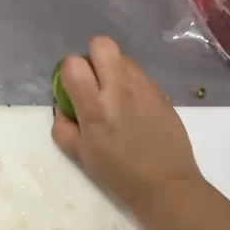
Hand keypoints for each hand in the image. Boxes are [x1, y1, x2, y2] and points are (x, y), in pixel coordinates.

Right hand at [51, 36, 203, 216]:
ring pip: (123, 57)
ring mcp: (144, 88)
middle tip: (95, 80)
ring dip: (114, 68)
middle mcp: (119, 90)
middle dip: (93, 56)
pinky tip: (135, 106)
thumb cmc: (119, 174)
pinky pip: (140, 75)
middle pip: (102, 44)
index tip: (74, 86)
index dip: (70, 70)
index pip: (73, 63)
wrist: (167, 185)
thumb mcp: (81, 156)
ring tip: (116, 93)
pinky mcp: (161, 93)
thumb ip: (63, 127)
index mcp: (95, 107)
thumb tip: (62, 107)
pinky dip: (132, 83)